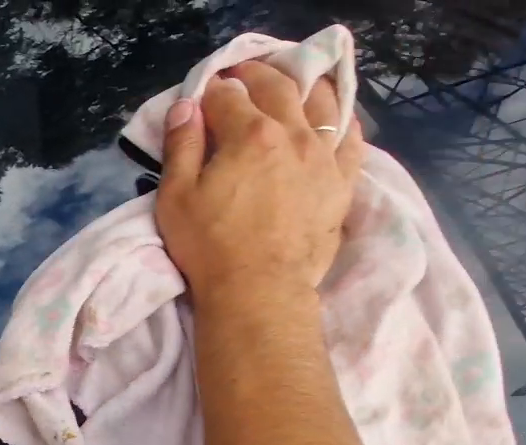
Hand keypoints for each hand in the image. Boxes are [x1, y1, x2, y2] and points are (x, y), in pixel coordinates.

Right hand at [154, 61, 366, 297]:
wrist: (257, 286)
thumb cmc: (207, 245)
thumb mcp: (175, 199)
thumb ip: (180, 149)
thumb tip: (186, 107)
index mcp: (247, 134)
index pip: (227, 97)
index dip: (211, 92)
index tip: (201, 95)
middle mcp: (292, 132)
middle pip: (277, 87)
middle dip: (256, 75)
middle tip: (241, 76)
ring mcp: (323, 153)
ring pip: (321, 100)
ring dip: (303, 84)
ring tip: (291, 84)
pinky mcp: (342, 177)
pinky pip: (351, 134)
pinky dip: (340, 117)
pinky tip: (331, 116)